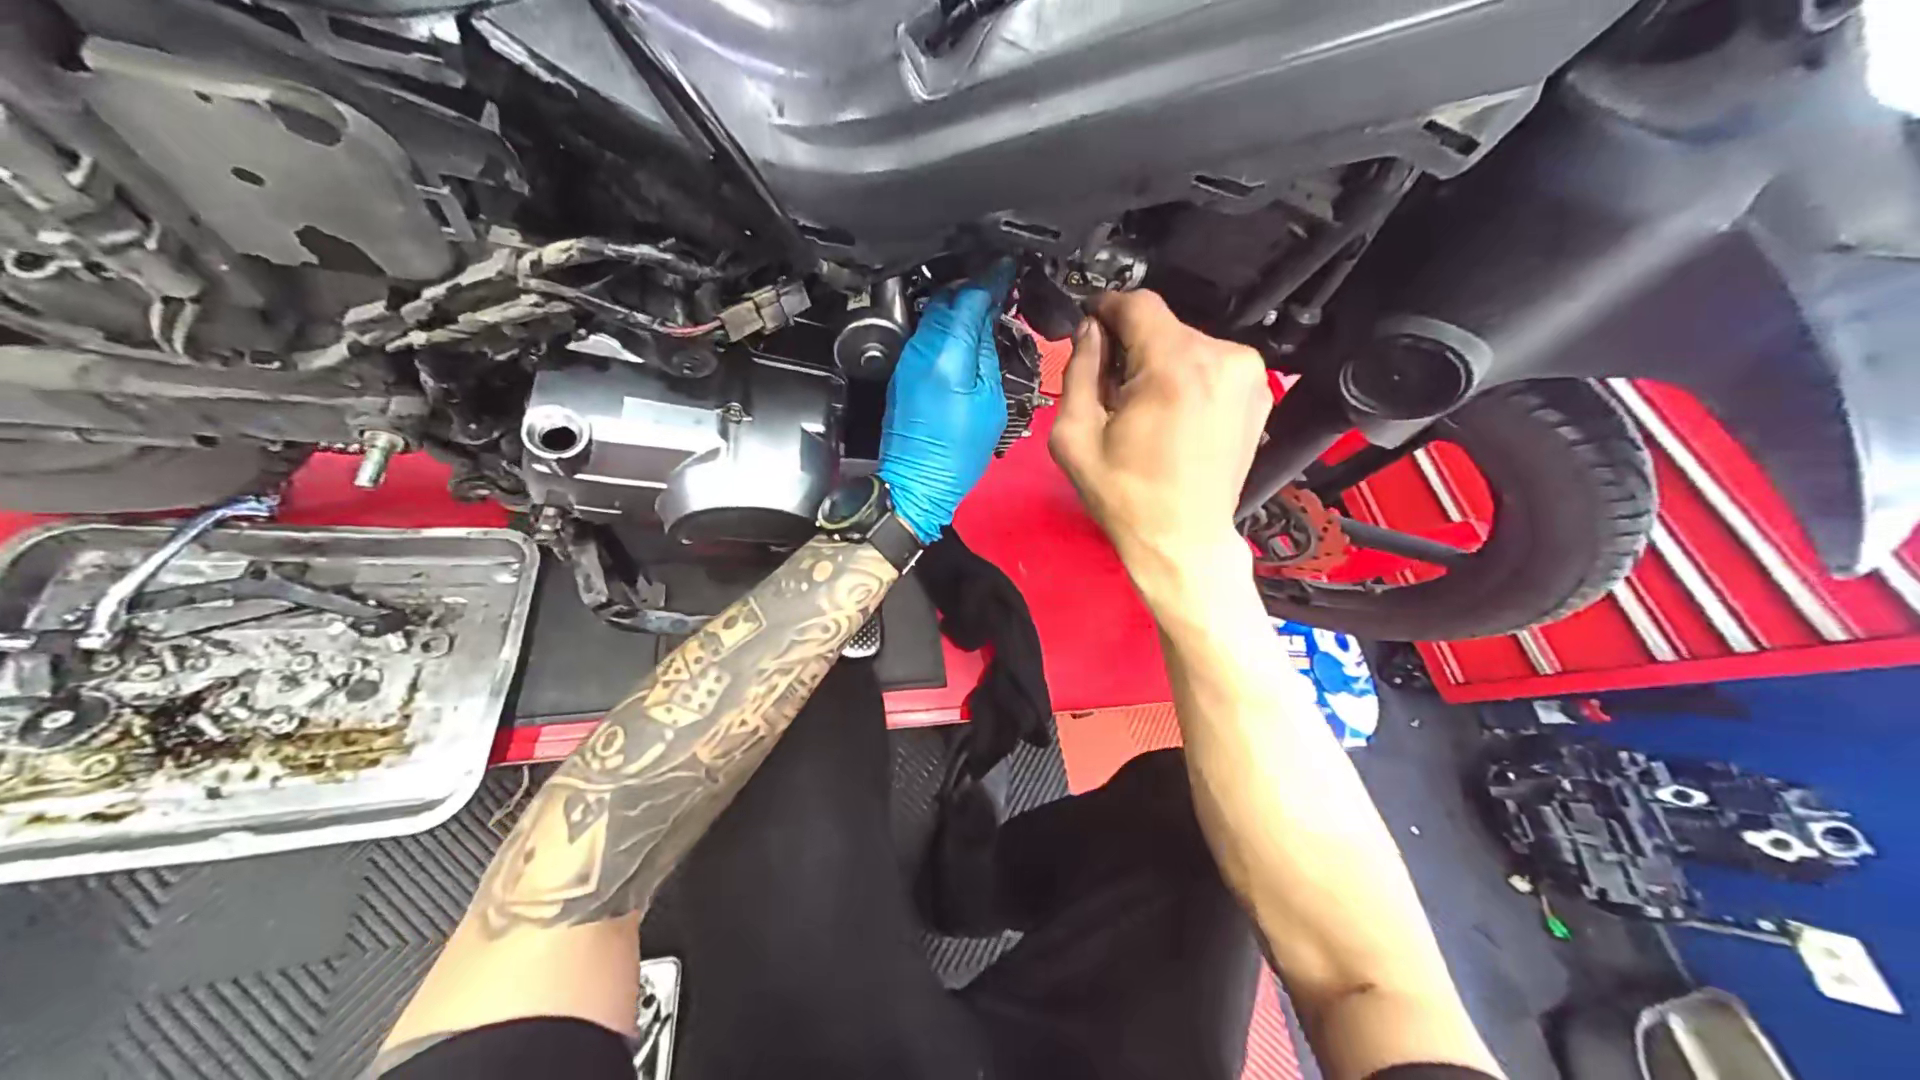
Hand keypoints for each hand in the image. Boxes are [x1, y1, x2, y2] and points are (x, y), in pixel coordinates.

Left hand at [878, 260, 1014, 541]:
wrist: (917, 483)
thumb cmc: (956, 454)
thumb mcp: (989, 403)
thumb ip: (988, 354)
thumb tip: (988, 322)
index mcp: (947, 355)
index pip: (969, 298)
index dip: (992, 279)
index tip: (1008, 269)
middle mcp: (920, 349)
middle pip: (948, 300)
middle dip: (975, 288)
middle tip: (1002, 289)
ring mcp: (907, 360)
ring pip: (935, 315)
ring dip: (961, 307)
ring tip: (987, 310)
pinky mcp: (903, 373)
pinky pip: (927, 335)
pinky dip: (948, 327)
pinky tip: (966, 335)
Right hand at [1049, 290, 1271, 576]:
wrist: (1183, 541)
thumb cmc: (1125, 497)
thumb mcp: (1076, 436)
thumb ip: (1078, 370)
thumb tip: (1090, 331)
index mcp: (1175, 367)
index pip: (1137, 304)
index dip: (1107, 310)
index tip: (1091, 326)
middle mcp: (1222, 358)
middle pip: (1162, 326)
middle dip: (1132, 348)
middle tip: (1113, 390)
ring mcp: (1248, 374)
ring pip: (1187, 344)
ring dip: (1160, 363)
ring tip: (1144, 409)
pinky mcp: (1258, 391)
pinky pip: (1211, 364)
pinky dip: (1187, 378)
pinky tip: (1174, 416)